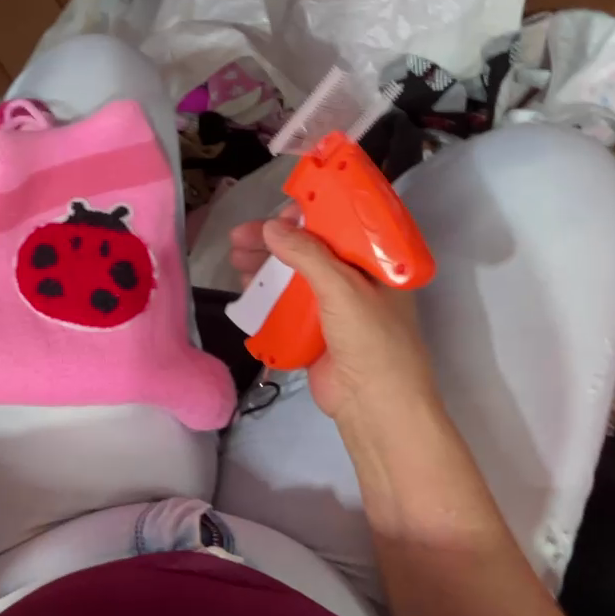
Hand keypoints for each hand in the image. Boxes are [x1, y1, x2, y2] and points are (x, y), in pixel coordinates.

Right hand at [229, 219, 438, 431]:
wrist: (373, 404)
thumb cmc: (372, 341)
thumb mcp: (343, 290)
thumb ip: (308, 256)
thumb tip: (269, 228)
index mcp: (379, 263)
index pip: (345, 225)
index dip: (312, 213)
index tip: (279, 211)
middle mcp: (358, 279)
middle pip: (312, 249)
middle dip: (276, 241)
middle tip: (239, 238)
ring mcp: (335, 306)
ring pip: (295, 275)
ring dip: (266, 266)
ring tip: (236, 261)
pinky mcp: (314, 330)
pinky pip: (286, 304)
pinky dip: (266, 294)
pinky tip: (246, 288)